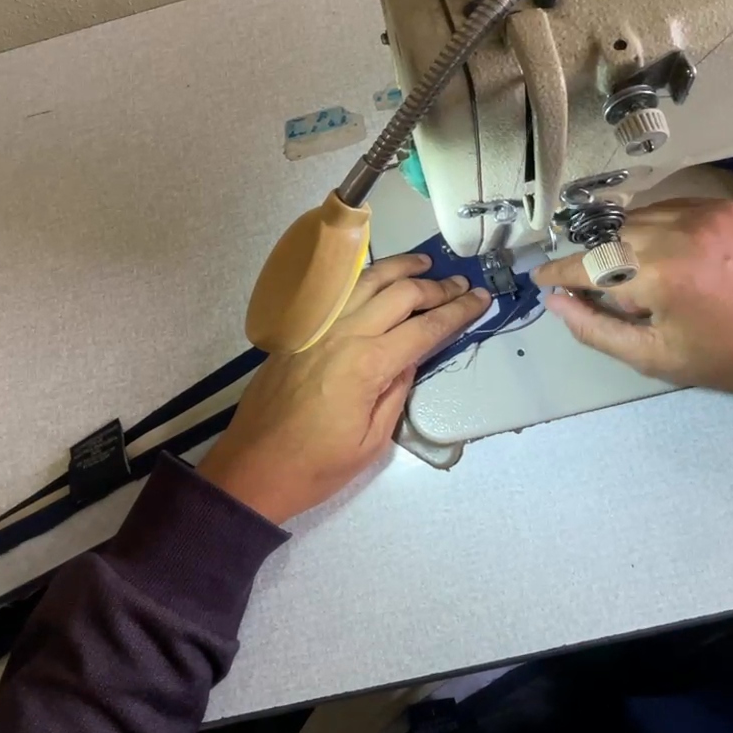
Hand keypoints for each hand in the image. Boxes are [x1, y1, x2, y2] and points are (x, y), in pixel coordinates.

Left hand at [200, 253, 490, 523]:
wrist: (252, 467)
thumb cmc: (316, 466)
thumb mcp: (372, 442)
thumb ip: (396, 391)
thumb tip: (411, 358)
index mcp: (367, 365)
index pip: (425, 328)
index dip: (457, 312)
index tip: (481, 299)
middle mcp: (343, 334)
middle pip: (400, 294)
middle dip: (436, 287)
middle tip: (460, 285)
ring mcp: (317, 327)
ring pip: (365, 281)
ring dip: (399, 268)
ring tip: (424, 264)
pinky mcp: (298, 330)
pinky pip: (335, 291)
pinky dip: (360, 276)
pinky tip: (374, 276)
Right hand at [531, 198, 732, 402]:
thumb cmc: (725, 358)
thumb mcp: (653, 357)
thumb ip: (594, 329)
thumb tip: (555, 301)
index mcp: (656, 275)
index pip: (587, 265)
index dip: (558, 271)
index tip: (539, 276)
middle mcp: (675, 232)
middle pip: (607, 238)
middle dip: (599, 264)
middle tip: (614, 294)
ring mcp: (702, 213)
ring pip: (635, 220)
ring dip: (625, 245)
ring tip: (645, 276)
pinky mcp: (722, 207)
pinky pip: (666, 209)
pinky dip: (655, 230)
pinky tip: (670, 256)